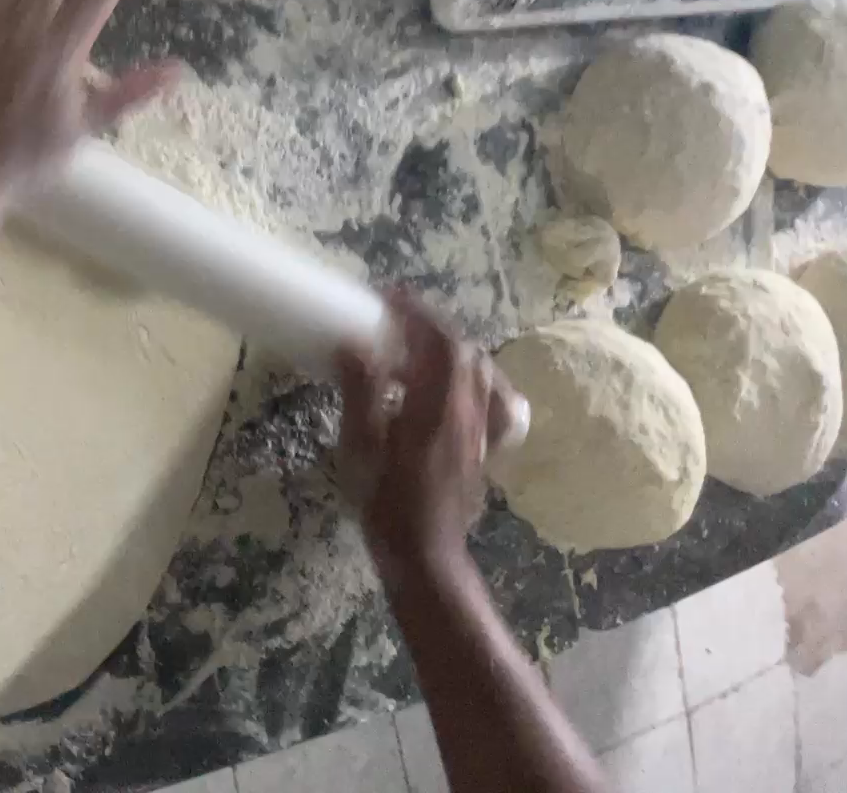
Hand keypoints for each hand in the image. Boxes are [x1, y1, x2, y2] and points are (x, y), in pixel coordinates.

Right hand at [336, 293, 500, 569]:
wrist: (423, 551)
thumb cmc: (382, 499)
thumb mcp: (358, 446)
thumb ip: (360, 393)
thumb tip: (354, 345)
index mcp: (437, 410)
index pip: (439, 345)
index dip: (417, 314)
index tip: (389, 295)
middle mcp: (468, 414)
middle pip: (464, 352)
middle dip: (432, 325)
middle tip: (396, 315)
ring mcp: (481, 430)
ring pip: (481, 372)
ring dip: (451, 347)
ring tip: (419, 343)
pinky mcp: (483, 445)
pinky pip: (492, 399)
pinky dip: (472, 377)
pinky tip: (453, 384)